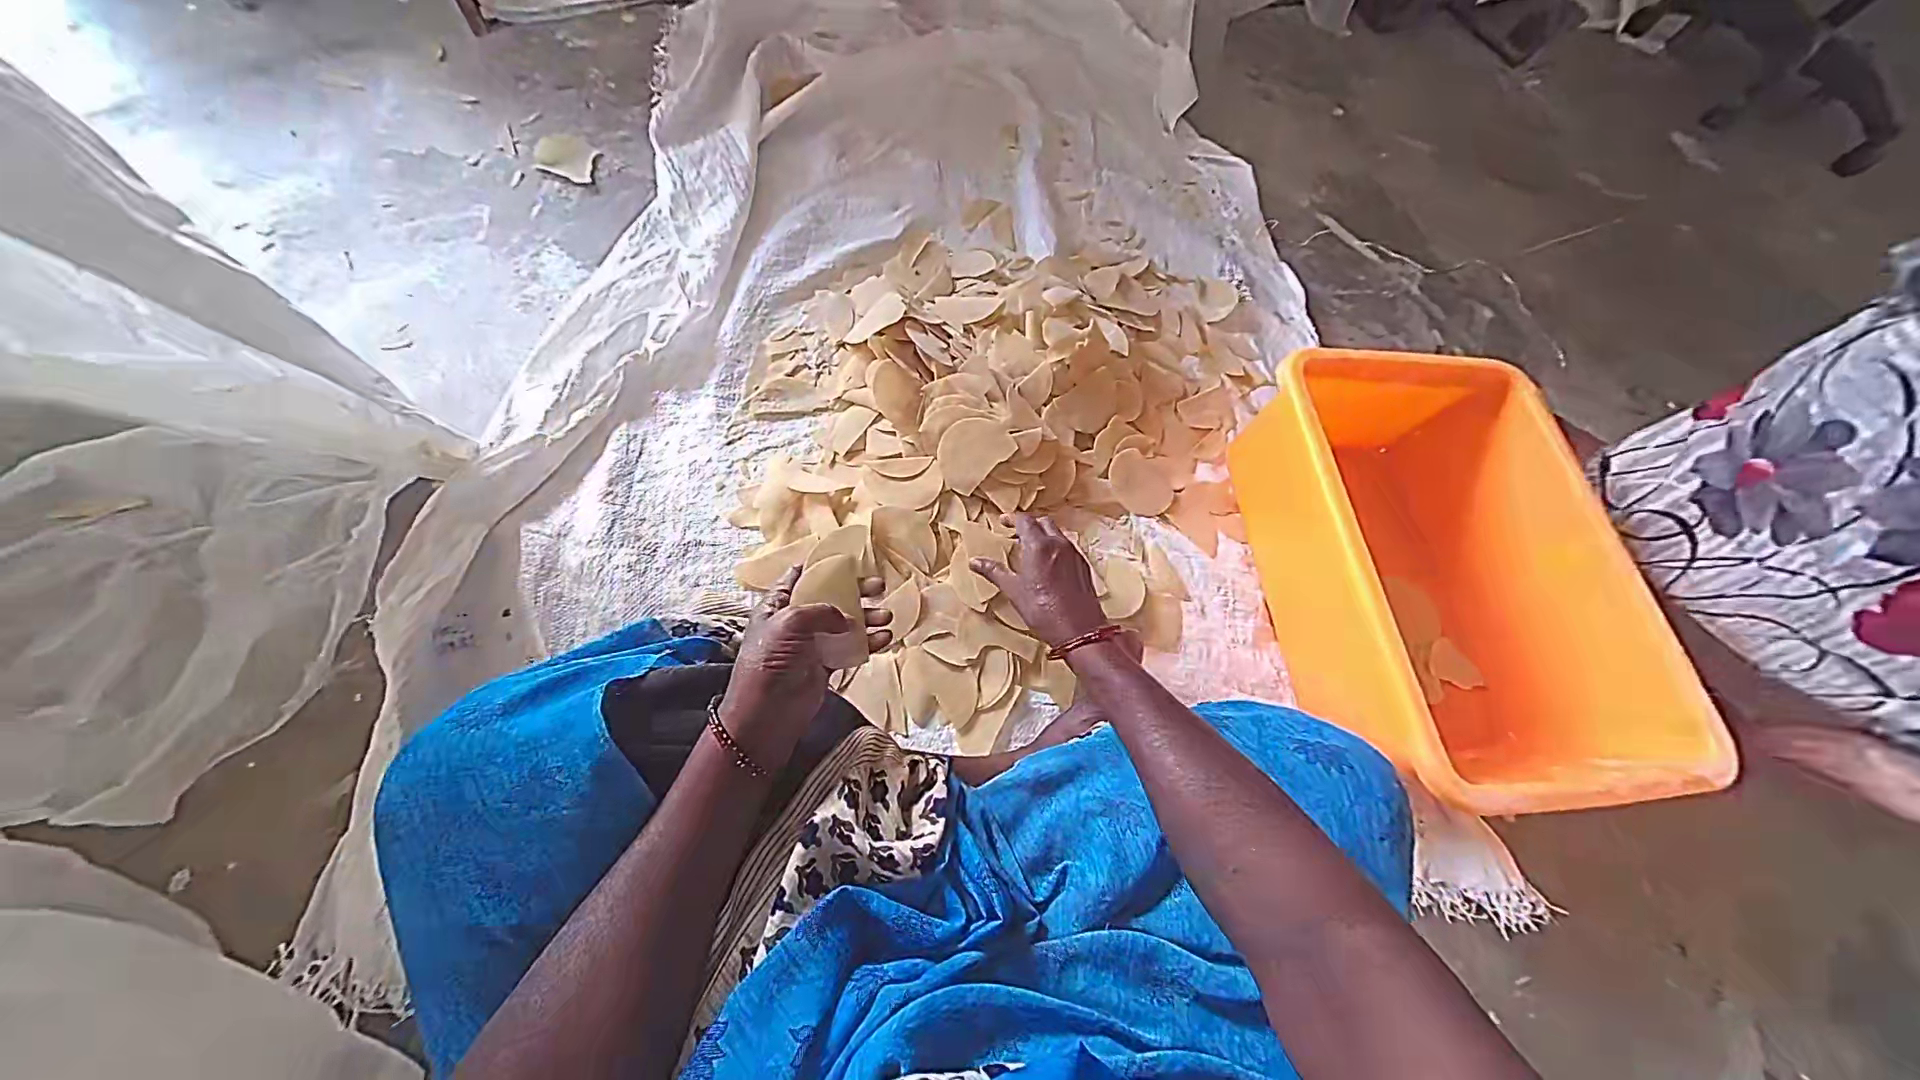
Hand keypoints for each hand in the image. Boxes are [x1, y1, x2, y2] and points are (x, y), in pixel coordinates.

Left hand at [719, 566, 891, 767]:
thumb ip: (821, 610)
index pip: (798, 577)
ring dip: (867, 618)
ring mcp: (811, 643)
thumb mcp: (790, 622)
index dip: (820, 565)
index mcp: (777, 605)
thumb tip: (846, 617)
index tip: (845, 559)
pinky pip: (851, 648)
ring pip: (845, 623)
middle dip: (855, 591)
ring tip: (886, 617)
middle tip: (878, 587)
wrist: (767, 712)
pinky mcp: (825, 664)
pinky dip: (868, 642)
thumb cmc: (770, 661)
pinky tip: (883, 639)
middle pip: (830, 598)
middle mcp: (795, 621)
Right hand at [970, 514, 1111, 648]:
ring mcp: (1074, 554)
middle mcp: (1059, 545)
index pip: (1024, 521)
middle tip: (1016, 533)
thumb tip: (975, 562)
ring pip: (1058, 533)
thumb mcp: (1013, 591)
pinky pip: (1068, 547)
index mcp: (1039, 546)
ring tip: (1031, 547)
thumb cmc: (1044, 611)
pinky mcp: (1083, 566)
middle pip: (1043, 522)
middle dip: (1028, 524)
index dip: (1012, 519)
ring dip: (1043, 534)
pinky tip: (1049, 563)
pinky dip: (1056, 547)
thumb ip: (994, 572)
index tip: (1003, 522)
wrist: (1079, 630)